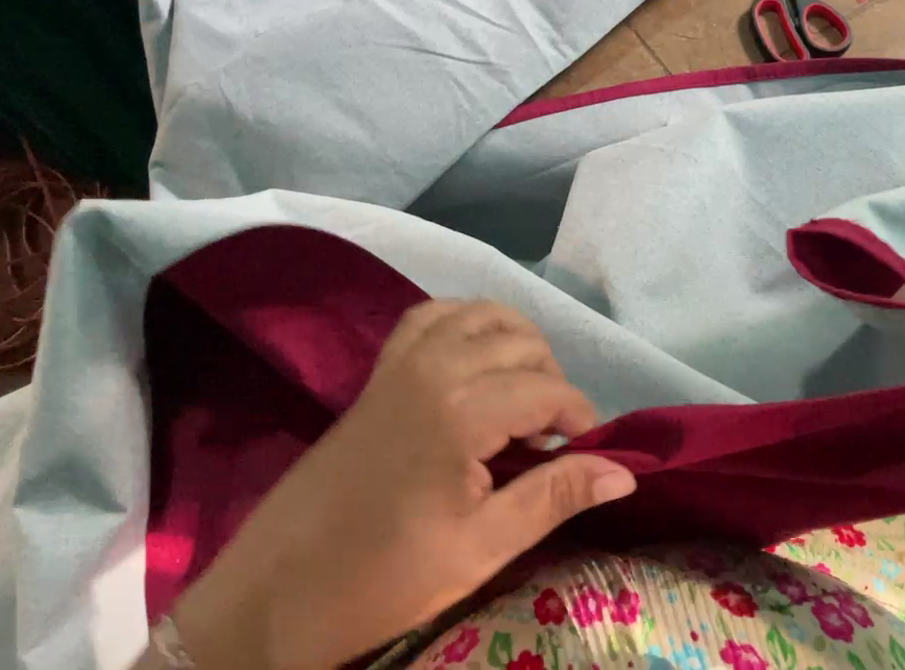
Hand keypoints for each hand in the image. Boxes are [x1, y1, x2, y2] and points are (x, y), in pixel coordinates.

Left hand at [166, 300, 636, 669]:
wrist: (278, 589)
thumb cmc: (384, 577)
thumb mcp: (481, 548)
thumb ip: (554, 496)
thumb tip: (626, 470)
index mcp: (463, 410)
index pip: (550, 390)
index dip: (581, 420)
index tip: (588, 457)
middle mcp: (436, 366)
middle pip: (523, 344)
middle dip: (552, 383)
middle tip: (553, 442)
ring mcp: (403, 361)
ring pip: (483, 315)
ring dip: (517, 345)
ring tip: (523, 398)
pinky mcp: (381, 369)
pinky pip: (433, 316)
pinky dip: (467, 323)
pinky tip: (476, 359)